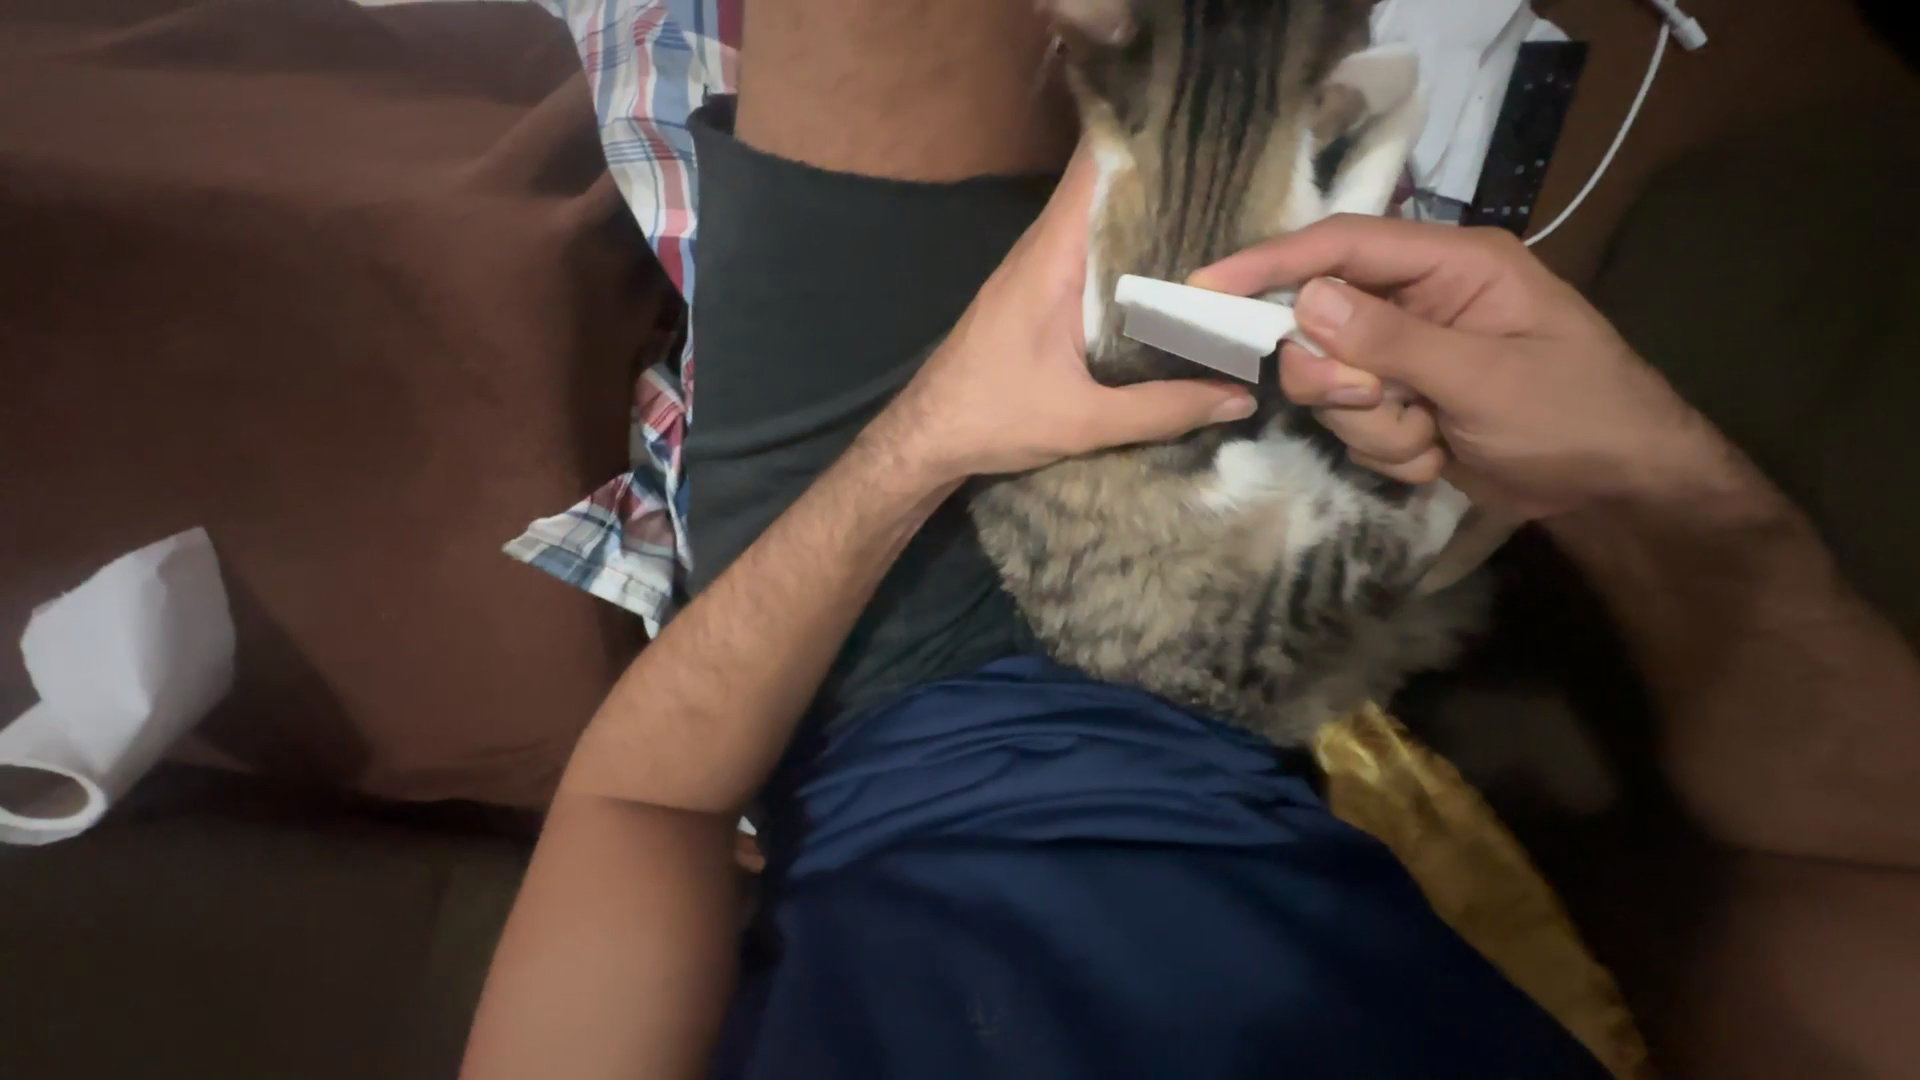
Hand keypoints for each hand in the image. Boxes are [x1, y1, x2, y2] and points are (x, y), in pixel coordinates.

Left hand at [871, 143, 1254, 485]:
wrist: (927, 436)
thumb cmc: (993, 418)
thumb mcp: (1084, 422)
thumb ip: (1162, 410)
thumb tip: (1239, 398)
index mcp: (1051, 258)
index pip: (1097, 168)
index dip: (1152, 143)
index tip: (1215, 142)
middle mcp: (1042, 250)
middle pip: (1109, 193)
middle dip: (1170, 189)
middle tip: (1244, 196)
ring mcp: (1035, 271)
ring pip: (1101, 228)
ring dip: (1151, 228)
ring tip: (1224, 231)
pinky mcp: (1034, 296)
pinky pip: (1091, 261)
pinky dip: (1128, 264)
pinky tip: (1171, 284)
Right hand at [1192, 216, 1731, 517]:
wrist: (1609, 490)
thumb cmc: (1573, 414)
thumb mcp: (1485, 375)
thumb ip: (1392, 338)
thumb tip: (1307, 301)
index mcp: (1449, 267)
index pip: (1343, 247)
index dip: (1271, 263)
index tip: (1207, 284)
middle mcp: (1414, 304)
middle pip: (1319, 327)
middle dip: (1338, 378)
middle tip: (1376, 401)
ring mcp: (1400, 357)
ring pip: (1329, 386)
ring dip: (1373, 425)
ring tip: (1432, 436)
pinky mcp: (1394, 402)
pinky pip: (1349, 424)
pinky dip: (1388, 449)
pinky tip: (1438, 452)